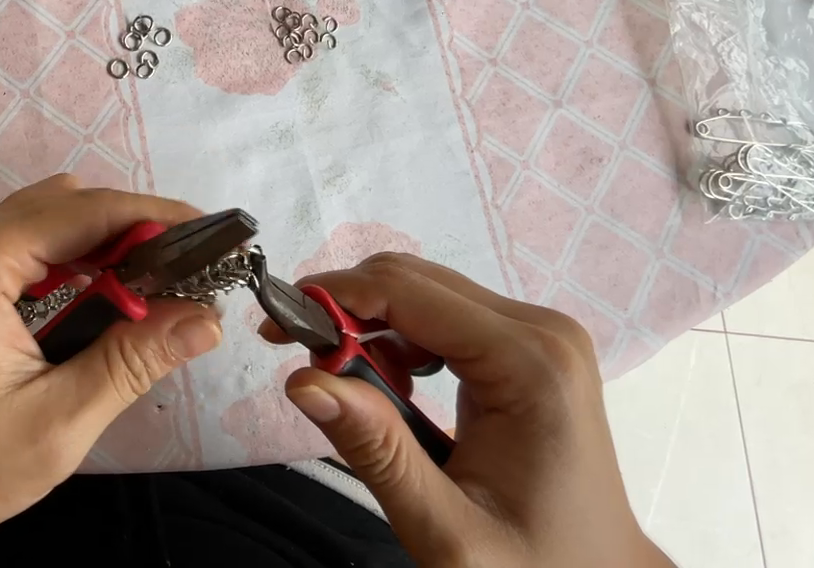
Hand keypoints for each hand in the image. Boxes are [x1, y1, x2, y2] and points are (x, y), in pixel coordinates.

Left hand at [0, 175, 224, 566]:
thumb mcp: (55, 423)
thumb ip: (132, 361)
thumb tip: (206, 318)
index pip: (90, 211)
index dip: (160, 218)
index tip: (221, 236)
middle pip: (72, 205)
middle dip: (139, 229)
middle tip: (199, 270)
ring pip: (52, 216)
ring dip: (109, 241)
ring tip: (165, 282)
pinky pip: (30, 239)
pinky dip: (76, 255)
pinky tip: (109, 291)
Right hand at [265, 253, 671, 567]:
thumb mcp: (450, 534)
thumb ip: (377, 453)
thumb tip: (300, 381)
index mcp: (529, 362)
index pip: (403, 290)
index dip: (330, 300)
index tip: (276, 330)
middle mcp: (537, 328)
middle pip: (406, 278)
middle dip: (343, 310)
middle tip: (304, 361)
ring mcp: (534, 331)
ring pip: (414, 288)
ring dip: (364, 323)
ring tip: (346, 383)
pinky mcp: (522, 343)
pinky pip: (433, 310)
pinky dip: (391, 334)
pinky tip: (388, 383)